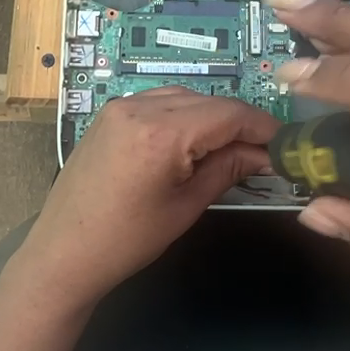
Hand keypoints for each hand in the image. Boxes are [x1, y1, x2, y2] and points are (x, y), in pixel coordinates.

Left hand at [8, 87, 278, 311]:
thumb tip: (266, 155)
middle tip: (262, 152)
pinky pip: (159, 102)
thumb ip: (228, 169)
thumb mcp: (187, 206)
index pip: (228, 113)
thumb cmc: (127, 240)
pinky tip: (193, 140)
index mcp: (161, 132)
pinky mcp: (109, 114)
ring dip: (211, 117)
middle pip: (207, 101)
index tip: (286, 143)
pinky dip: (183, 115)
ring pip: (184, 97)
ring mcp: (120, 106)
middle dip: (238, 122)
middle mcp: (139, 106)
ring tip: (231, 148)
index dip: (262, 126)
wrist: (63, 253)